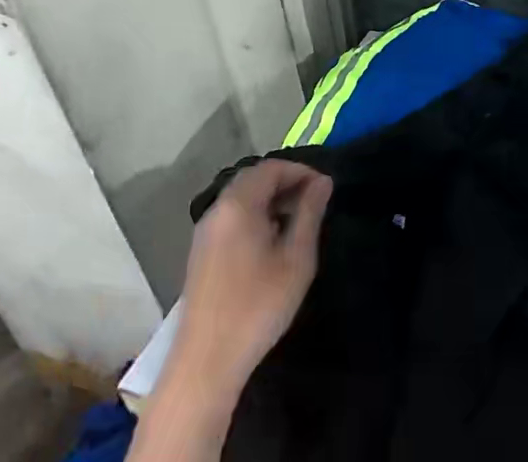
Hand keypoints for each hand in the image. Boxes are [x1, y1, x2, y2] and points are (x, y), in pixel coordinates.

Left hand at [174, 159, 332, 391]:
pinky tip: (272, 241)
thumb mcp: (296, 259)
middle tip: (314, 202)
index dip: (300, 171)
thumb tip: (322, 182)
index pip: (271, 168)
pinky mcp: (201, 250)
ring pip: (241, 198)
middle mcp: (216, 209)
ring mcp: (205, 230)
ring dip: (270, 199)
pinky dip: (255, 215)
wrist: (207, 360)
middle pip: (253, 178)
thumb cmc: (258, 306)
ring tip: (298, 221)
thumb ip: (310, 214)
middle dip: (286, 183)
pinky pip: (231, 216)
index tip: (325, 188)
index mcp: (238, 204)